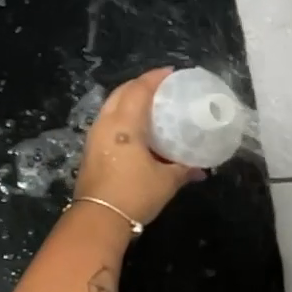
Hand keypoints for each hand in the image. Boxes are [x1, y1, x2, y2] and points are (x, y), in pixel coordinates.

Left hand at [73, 69, 200, 225]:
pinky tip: (136, 128)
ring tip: (150, 105)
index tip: (171, 73)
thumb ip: (184, 170)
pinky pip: (107, 122)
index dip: (154, 78)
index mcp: (124, 124)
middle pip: (121, 93)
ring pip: (111, 107)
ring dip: (128, 100)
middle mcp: (106, 124)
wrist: (98, 218)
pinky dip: (121, 117)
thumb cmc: (134, 194)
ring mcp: (94, 136)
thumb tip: (201, 170)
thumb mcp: (166, 181)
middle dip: (140, 85)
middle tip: (161, 87)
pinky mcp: (90, 150)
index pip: (139, 90)